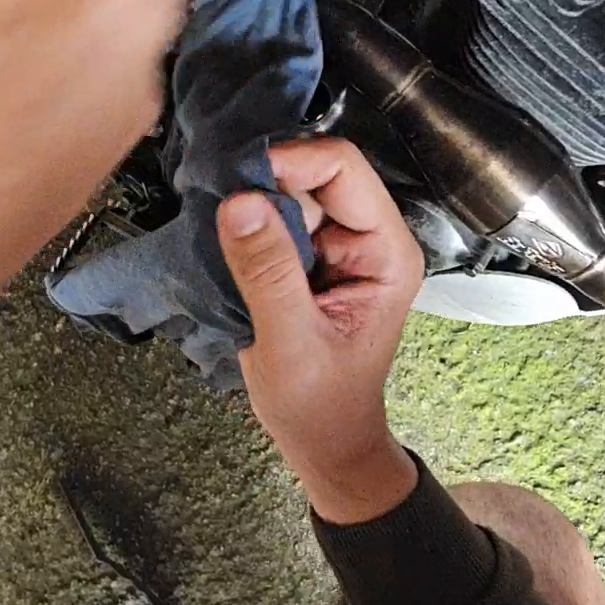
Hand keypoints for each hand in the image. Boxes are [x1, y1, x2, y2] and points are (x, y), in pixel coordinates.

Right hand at [217, 138, 425, 523]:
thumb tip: (239, 202)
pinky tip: (225, 247)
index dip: (290, 164)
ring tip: (219, 239)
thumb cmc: (320, 406)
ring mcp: (336, 248)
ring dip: (251, 208)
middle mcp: (367, 239)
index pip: (342, 170)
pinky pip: (274, 221)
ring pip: (288, 195)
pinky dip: (246, 229)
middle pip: (313, 175)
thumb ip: (268, 273)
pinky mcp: (307, 261)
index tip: (237, 185)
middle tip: (219, 215)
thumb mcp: (290, 343)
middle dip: (265, 187)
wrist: (323, 440)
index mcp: (385, 252)